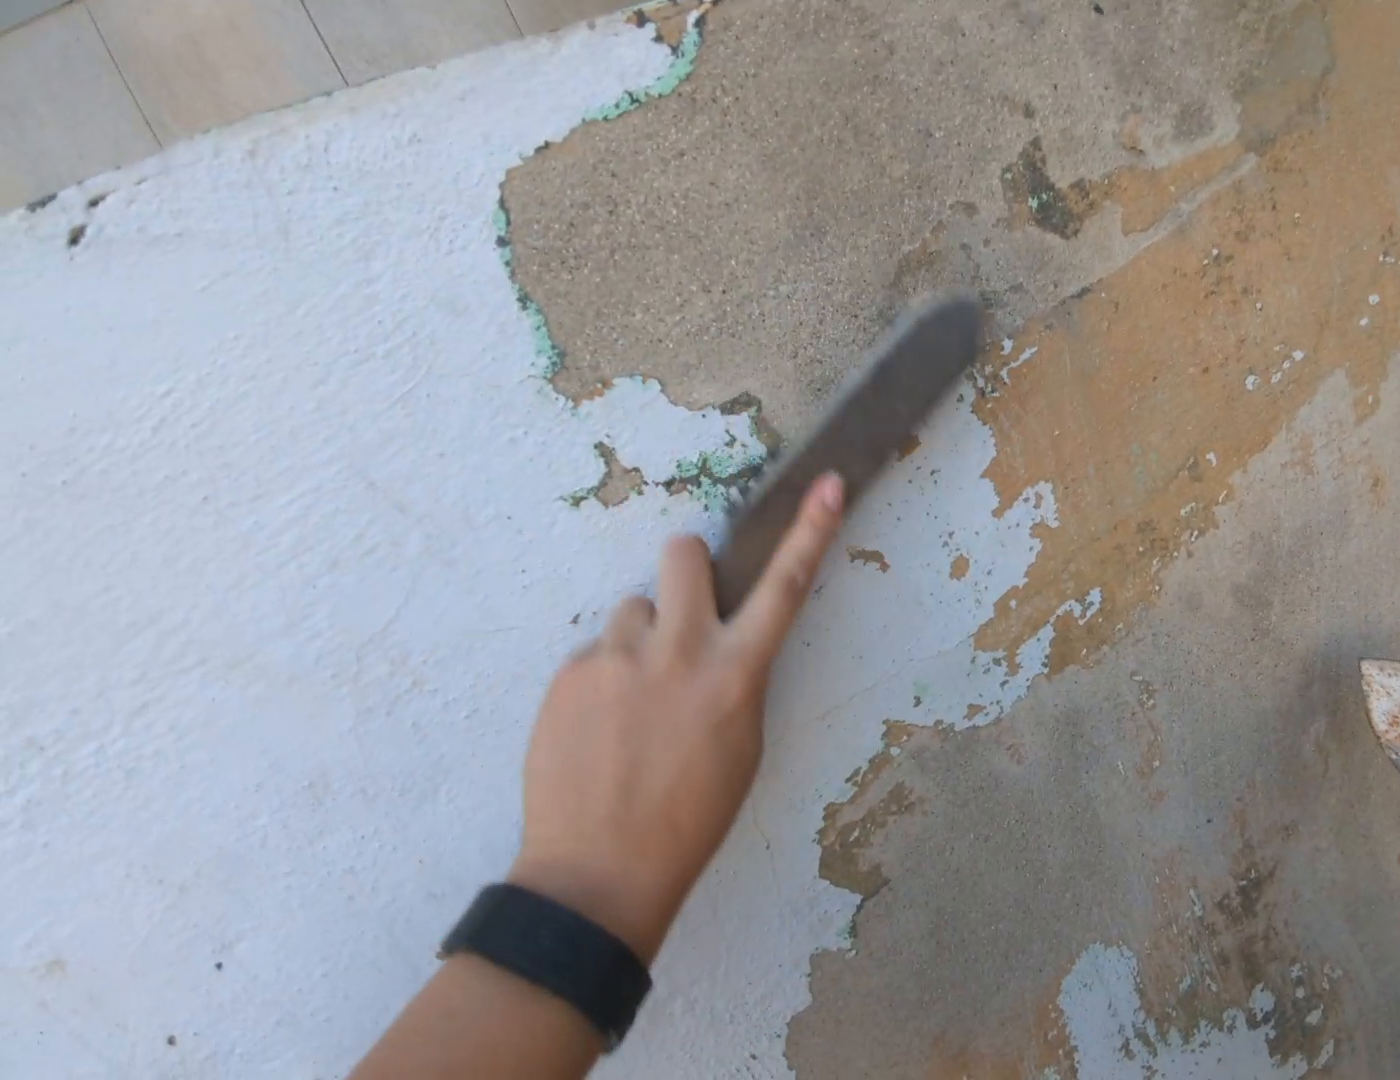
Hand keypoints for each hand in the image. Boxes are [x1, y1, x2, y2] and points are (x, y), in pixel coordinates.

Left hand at [509, 473, 844, 961]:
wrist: (600, 873)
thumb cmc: (692, 817)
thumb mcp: (744, 743)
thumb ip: (738, 678)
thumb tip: (722, 641)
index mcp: (736, 673)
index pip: (785, 586)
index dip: (811, 530)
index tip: (829, 483)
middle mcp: (680, 650)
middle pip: (684, 554)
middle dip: (688, 569)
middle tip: (681, 616)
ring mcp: (618, 658)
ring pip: (634, 609)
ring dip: (640, 639)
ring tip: (632, 700)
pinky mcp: (570, 673)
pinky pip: (596, 652)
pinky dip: (604, 677)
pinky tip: (599, 726)